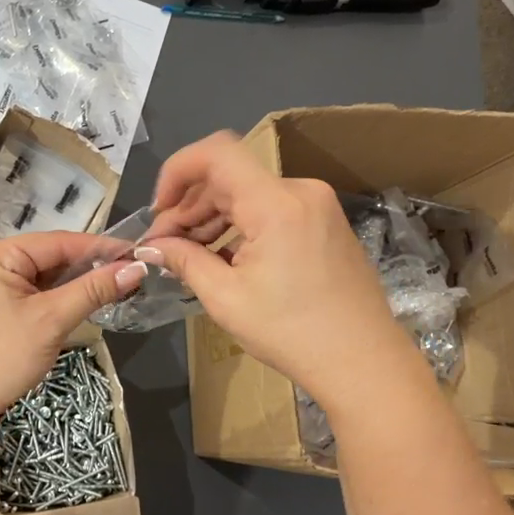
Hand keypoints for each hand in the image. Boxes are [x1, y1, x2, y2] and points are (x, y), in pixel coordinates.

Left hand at [0, 232, 146, 424]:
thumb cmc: (4, 357)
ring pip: (41, 274)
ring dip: (73, 283)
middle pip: (49, 255)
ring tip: (113, 288)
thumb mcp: (53, 320)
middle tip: (129, 274)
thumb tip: (136, 268)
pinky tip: (81, 301)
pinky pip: (30, 290)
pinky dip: (55, 296)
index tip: (136, 254)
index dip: (100, 248)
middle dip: (87, 266)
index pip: (57, 242)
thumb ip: (94, 290)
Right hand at [136, 131, 398, 387]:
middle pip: (230, 177)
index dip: (177, 171)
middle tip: (163, 246)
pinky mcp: (325, 223)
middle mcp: (300, 192)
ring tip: (188, 257)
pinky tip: (223, 259)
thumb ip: (184, 261)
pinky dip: (240, 227)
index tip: (158, 211)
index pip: (216, 154)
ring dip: (212, 218)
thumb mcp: (225, 299)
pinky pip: (271, 210)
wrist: (363, 360)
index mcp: (276, 204)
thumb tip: (151, 246)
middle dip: (189, 206)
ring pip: (249, 194)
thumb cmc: (290, 332)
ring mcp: (317, 206)